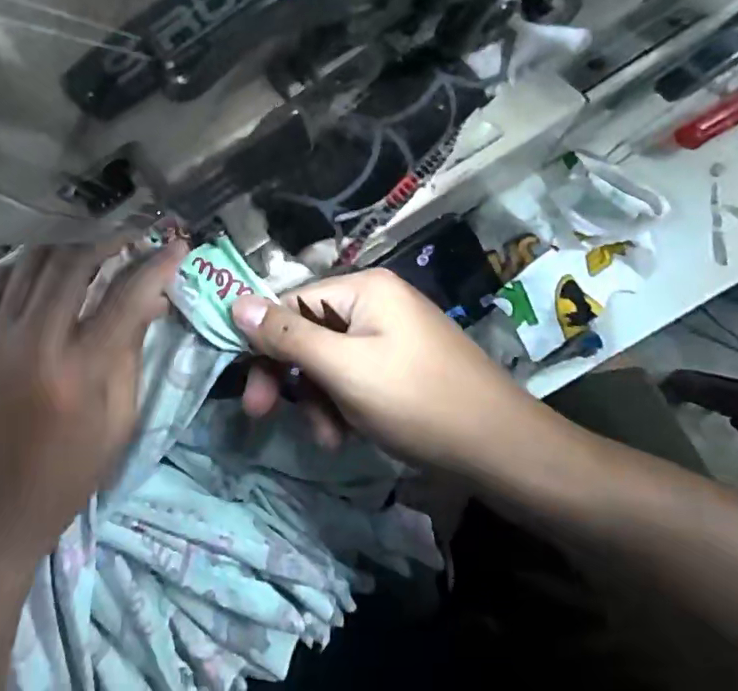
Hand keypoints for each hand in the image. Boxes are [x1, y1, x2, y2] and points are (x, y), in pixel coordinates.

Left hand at [0, 238, 185, 555]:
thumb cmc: (69, 473)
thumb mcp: (118, 419)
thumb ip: (132, 351)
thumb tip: (154, 298)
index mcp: (79, 370)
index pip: (126, 297)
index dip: (156, 265)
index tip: (177, 246)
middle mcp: (34, 343)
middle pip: (74, 263)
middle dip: (110, 241)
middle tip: (132, 236)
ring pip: (32, 263)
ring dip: (67, 245)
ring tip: (93, 243)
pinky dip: (26, 267)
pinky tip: (47, 267)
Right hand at [231, 268, 542, 476]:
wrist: (502, 448)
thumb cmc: (417, 401)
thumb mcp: (343, 369)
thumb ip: (287, 336)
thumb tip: (235, 302)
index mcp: (364, 288)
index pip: (291, 303)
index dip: (263, 344)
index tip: (248, 389)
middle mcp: (377, 302)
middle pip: (309, 332)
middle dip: (290, 377)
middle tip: (263, 414)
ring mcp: (392, 334)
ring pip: (329, 360)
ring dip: (317, 398)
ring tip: (329, 436)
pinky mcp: (403, 365)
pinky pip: (355, 375)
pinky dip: (343, 404)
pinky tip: (348, 435)